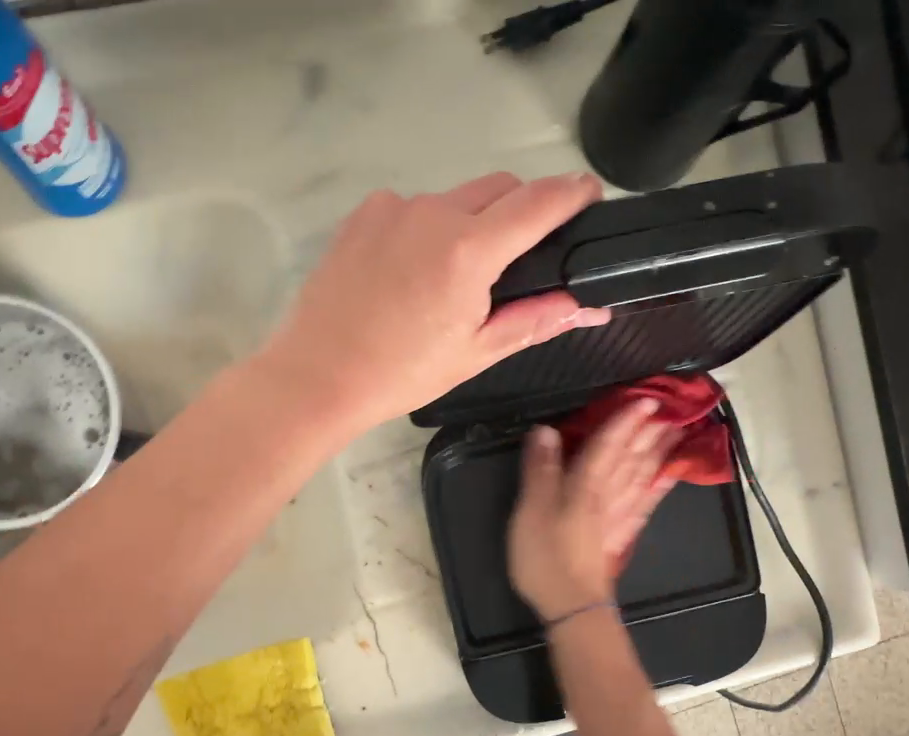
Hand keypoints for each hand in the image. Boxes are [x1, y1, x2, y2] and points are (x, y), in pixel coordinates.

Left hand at [250, 172, 609, 431]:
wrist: (317, 375)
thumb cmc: (401, 373)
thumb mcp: (476, 352)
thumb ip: (537, 320)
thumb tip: (590, 308)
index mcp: (468, 250)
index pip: (539, 201)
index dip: (573, 193)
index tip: (590, 194)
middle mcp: (433, 212)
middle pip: (500, 187)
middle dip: (522, 208)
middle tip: (522, 255)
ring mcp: (393, 208)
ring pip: (454, 197)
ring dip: (471, 221)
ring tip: (455, 275)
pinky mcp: (363, 214)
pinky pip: (412, 207)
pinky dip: (426, 227)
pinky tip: (411, 271)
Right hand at [508, 399, 680, 620]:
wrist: (572, 605)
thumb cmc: (545, 556)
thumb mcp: (530, 510)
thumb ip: (540, 469)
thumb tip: (547, 430)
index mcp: (584, 484)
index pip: (607, 444)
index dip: (625, 420)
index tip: (647, 398)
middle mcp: (608, 494)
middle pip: (631, 456)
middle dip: (648, 431)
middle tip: (670, 407)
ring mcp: (619, 515)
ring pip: (642, 475)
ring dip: (659, 452)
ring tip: (677, 430)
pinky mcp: (623, 535)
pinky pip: (646, 503)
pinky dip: (660, 486)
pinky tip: (670, 475)